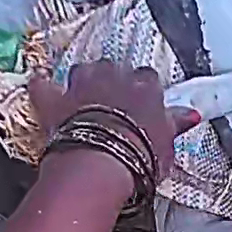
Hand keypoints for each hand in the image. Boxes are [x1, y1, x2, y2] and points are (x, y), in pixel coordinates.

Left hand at [28, 62, 202, 181]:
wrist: (101, 162)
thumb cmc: (140, 156)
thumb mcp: (166, 145)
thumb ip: (175, 124)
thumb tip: (191, 114)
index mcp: (145, 87)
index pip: (148, 79)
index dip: (144, 92)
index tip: (142, 107)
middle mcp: (114, 77)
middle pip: (115, 69)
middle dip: (114, 82)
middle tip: (114, 104)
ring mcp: (82, 86)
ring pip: (84, 70)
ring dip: (84, 80)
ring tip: (85, 96)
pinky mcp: (56, 101)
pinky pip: (44, 86)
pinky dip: (42, 87)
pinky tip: (40, 86)